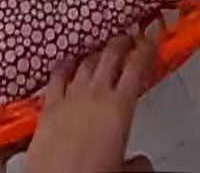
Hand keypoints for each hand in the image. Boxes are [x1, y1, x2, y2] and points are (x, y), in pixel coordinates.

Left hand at [24, 33, 157, 172]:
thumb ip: (138, 166)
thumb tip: (142, 163)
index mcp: (119, 108)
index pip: (136, 68)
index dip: (144, 50)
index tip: (150, 40)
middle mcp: (95, 93)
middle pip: (110, 55)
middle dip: (121, 43)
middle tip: (128, 40)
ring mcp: (70, 94)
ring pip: (86, 61)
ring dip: (97, 54)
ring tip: (103, 53)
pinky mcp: (49, 103)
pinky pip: (58, 74)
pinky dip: (66, 65)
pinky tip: (69, 63)